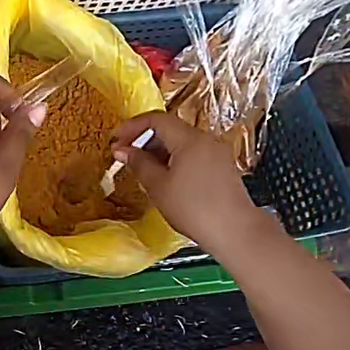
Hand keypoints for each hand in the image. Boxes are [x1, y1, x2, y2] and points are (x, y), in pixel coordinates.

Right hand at [111, 111, 270, 253]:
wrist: (234, 231)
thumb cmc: (193, 208)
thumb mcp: (159, 186)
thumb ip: (139, 163)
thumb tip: (122, 149)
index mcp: (190, 139)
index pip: (156, 119)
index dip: (132, 126)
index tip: (115, 139)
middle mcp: (206, 139)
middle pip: (170, 129)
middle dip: (145, 140)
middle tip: (126, 157)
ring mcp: (217, 152)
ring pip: (182, 142)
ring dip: (159, 151)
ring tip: (143, 171)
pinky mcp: (223, 167)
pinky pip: (194, 154)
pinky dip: (175, 160)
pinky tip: (166, 179)